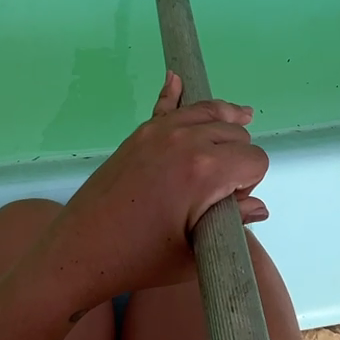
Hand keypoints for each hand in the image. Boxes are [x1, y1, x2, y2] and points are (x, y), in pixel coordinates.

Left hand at [32, 72, 269, 315]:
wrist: (80, 250)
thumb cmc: (141, 259)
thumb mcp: (196, 252)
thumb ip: (233, 223)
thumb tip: (259, 207)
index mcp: (205, 170)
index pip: (255, 159)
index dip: (250, 183)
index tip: (230, 205)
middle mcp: (185, 140)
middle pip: (235, 133)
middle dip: (238, 156)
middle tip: (220, 192)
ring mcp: (159, 131)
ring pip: (208, 111)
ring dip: (223, 122)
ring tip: (239, 123)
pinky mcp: (139, 133)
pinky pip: (165, 105)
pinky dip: (174, 93)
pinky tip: (177, 80)